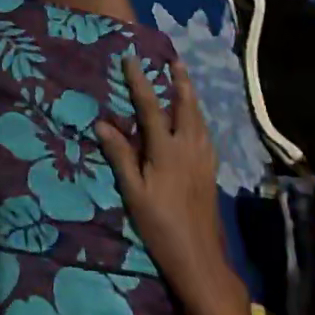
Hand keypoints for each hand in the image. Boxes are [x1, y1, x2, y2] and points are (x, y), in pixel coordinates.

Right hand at [97, 60, 241, 310]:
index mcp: (167, 150)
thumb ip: (120, 155)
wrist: (199, 256)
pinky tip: (196, 121)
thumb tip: (103, 123)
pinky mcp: (211, 169)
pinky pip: (205, 132)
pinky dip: (198, 116)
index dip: (140, 81)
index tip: (132, 59)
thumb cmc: (160, 225)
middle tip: (175, 60)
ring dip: (191, 96)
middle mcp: (189, 147)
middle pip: (186, 105)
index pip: (150, 107)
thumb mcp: (134, 191)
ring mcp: (204, 158)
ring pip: (199, 117)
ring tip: (185, 82)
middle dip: (180, 80)